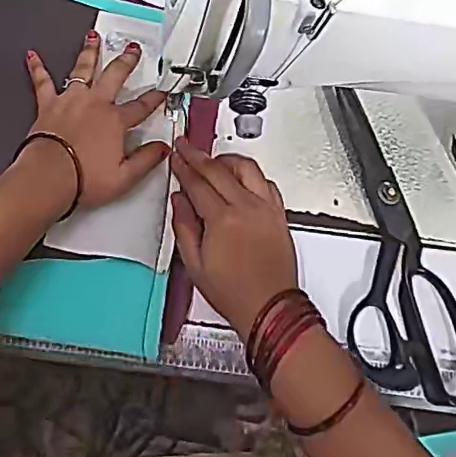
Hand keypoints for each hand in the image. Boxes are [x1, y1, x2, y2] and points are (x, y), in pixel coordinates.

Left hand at [23, 33, 169, 210]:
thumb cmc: (82, 178)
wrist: (49, 176)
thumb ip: (146, 160)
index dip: (154, 99)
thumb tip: (161, 150)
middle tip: (132, 50)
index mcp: (115, 121)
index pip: (141, 106)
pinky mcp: (48, 105)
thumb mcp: (124, 177)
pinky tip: (33, 56)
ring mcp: (71, 101)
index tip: (160, 92)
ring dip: (90, 51)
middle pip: (115, 75)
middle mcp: (94, 104)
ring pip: (83, 68)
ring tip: (93, 38)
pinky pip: (42, 81)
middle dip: (126, 61)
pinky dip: (37, 67)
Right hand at [168, 138, 298, 335]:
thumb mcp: (195, 264)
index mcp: (223, 220)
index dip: (183, 167)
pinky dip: (252, 175)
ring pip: (247, 169)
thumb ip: (184, 226)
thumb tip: (179, 201)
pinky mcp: (279, 215)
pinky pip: (266, 183)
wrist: (269, 308)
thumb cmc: (235, 292)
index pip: (198, 183)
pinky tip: (242, 177)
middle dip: (198, 156)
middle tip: (187, 148)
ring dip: (227, 160)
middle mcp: (247, 208)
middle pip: (219, 170)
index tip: (176, 158)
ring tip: (214, 160)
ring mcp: (266, 209)